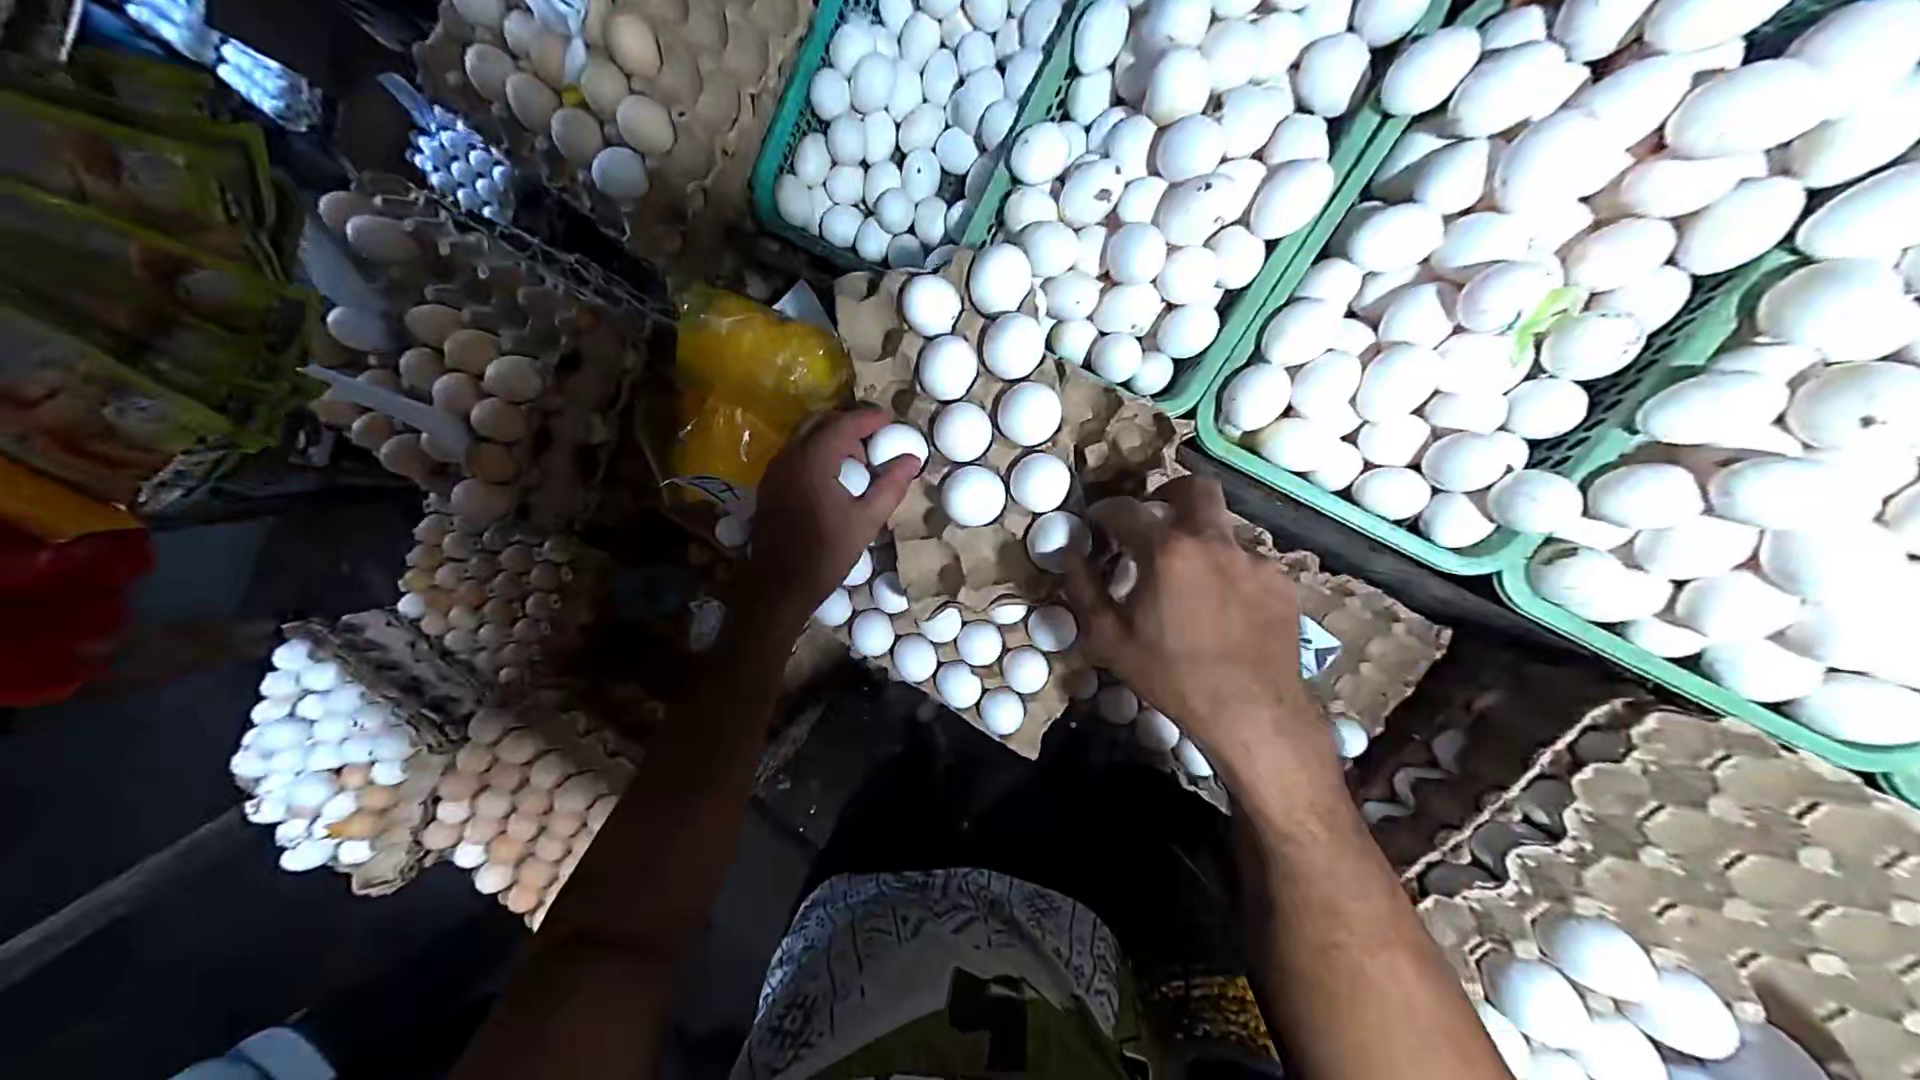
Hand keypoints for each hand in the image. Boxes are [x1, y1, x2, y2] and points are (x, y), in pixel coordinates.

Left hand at [740, 405, 915, 633]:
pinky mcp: (770, 484)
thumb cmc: (826, 553)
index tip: (891, 420)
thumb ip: (891, 485)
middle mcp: (789, 456)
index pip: (844, 424)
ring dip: (833, 439)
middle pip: (821, 423)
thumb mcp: (867, 520)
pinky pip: (797, 454)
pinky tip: (835, 477)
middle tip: (876, 439)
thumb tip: (912, 459)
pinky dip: (818, 453)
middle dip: (851, 425)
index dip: (869, 418)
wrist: (780, 584)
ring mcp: (775, 470)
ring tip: (860, 461)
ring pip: (806, 437)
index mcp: (813, 460)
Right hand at [1063, 477, 1335, 783]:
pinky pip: (1248, 561)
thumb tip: (1067, 555)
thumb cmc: (1171, 676)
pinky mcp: (1282, 581)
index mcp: (1167, 549)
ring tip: (1190, 580)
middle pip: (1194, 487)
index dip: (1104, 512)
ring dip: (1200, 540)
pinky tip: (1223, 606)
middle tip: (1153, 522)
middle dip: (1167, 494)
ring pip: (1223, 528)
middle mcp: (1214, 540)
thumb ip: (1083, 590)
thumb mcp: (1110, 640)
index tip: (1097, 525)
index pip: (1126, 509)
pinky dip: (1228, 571)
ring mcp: (1255, 559)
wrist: (1252, 713)